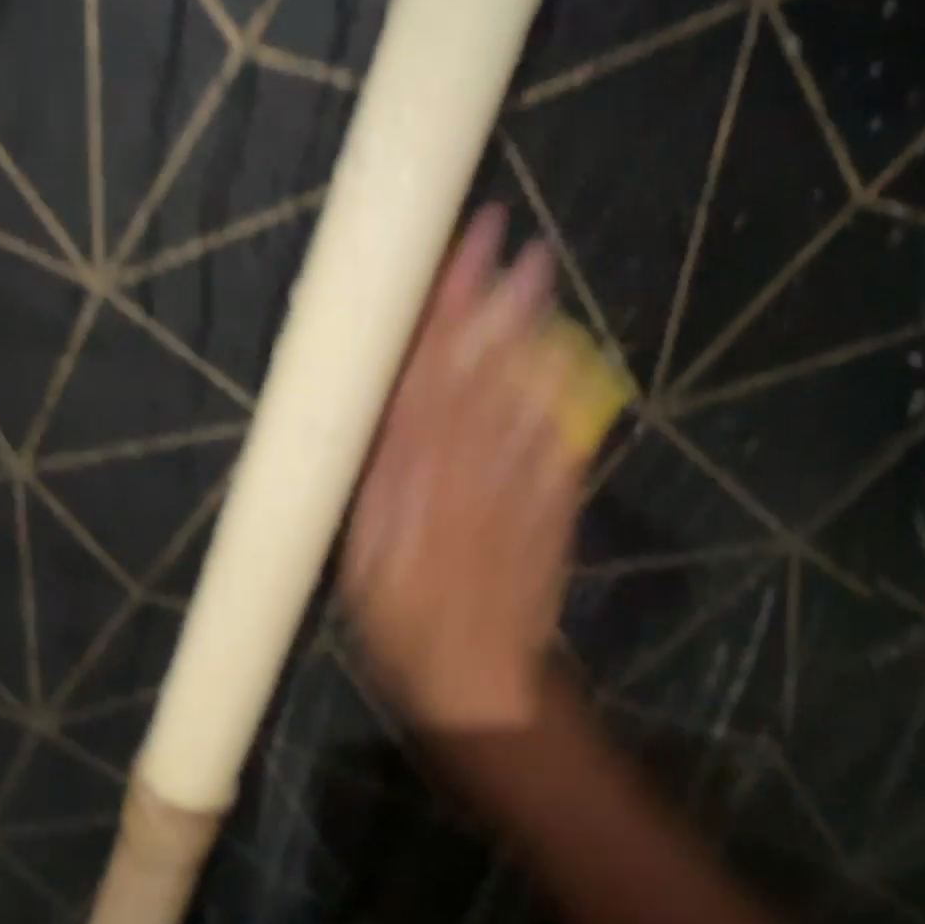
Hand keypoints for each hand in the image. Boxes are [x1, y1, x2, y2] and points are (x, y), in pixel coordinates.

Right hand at [340, 204, 587, 728]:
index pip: (425, 380)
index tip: (449, 261)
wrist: (480, 683)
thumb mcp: (362, 561)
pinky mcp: (552, 506)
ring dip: (530, 332)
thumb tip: (386, 414)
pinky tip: (562, 354)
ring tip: (536, 272)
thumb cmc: (401, 627)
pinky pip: (557, 439)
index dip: (439, 317)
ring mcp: (518, 485)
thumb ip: (378, 484)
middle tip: (506, 240)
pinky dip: (558, 390)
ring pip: (522, 393)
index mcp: (414, 482)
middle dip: (491, 304)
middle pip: (479, 374)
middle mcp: (469, 471)